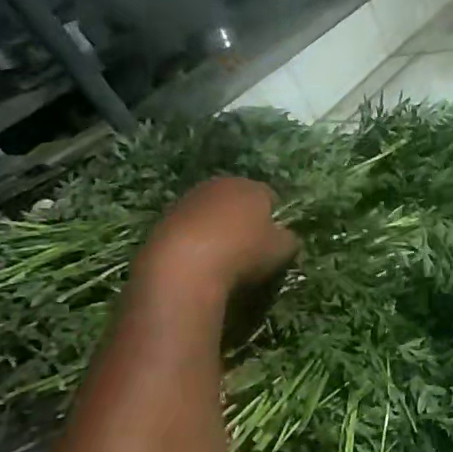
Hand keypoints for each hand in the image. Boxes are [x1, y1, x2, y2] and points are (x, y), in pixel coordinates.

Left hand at [136, 176, 297, 294]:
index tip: (275, 241)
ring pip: (211, 214)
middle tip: (250, 249)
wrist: (184, 266)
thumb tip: (286, 237)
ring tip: (222, 260)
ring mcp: (187, 201)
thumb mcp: (282, 250)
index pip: (270, 196)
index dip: (275, 218)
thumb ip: (289, 239)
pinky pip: (189, 230)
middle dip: (244, 220)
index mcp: (250, 187)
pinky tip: (198, 264)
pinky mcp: (163, 220)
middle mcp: (218, 185)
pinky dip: (195, 243)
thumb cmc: (244, 253)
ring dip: (217, 231)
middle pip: (237, 201)